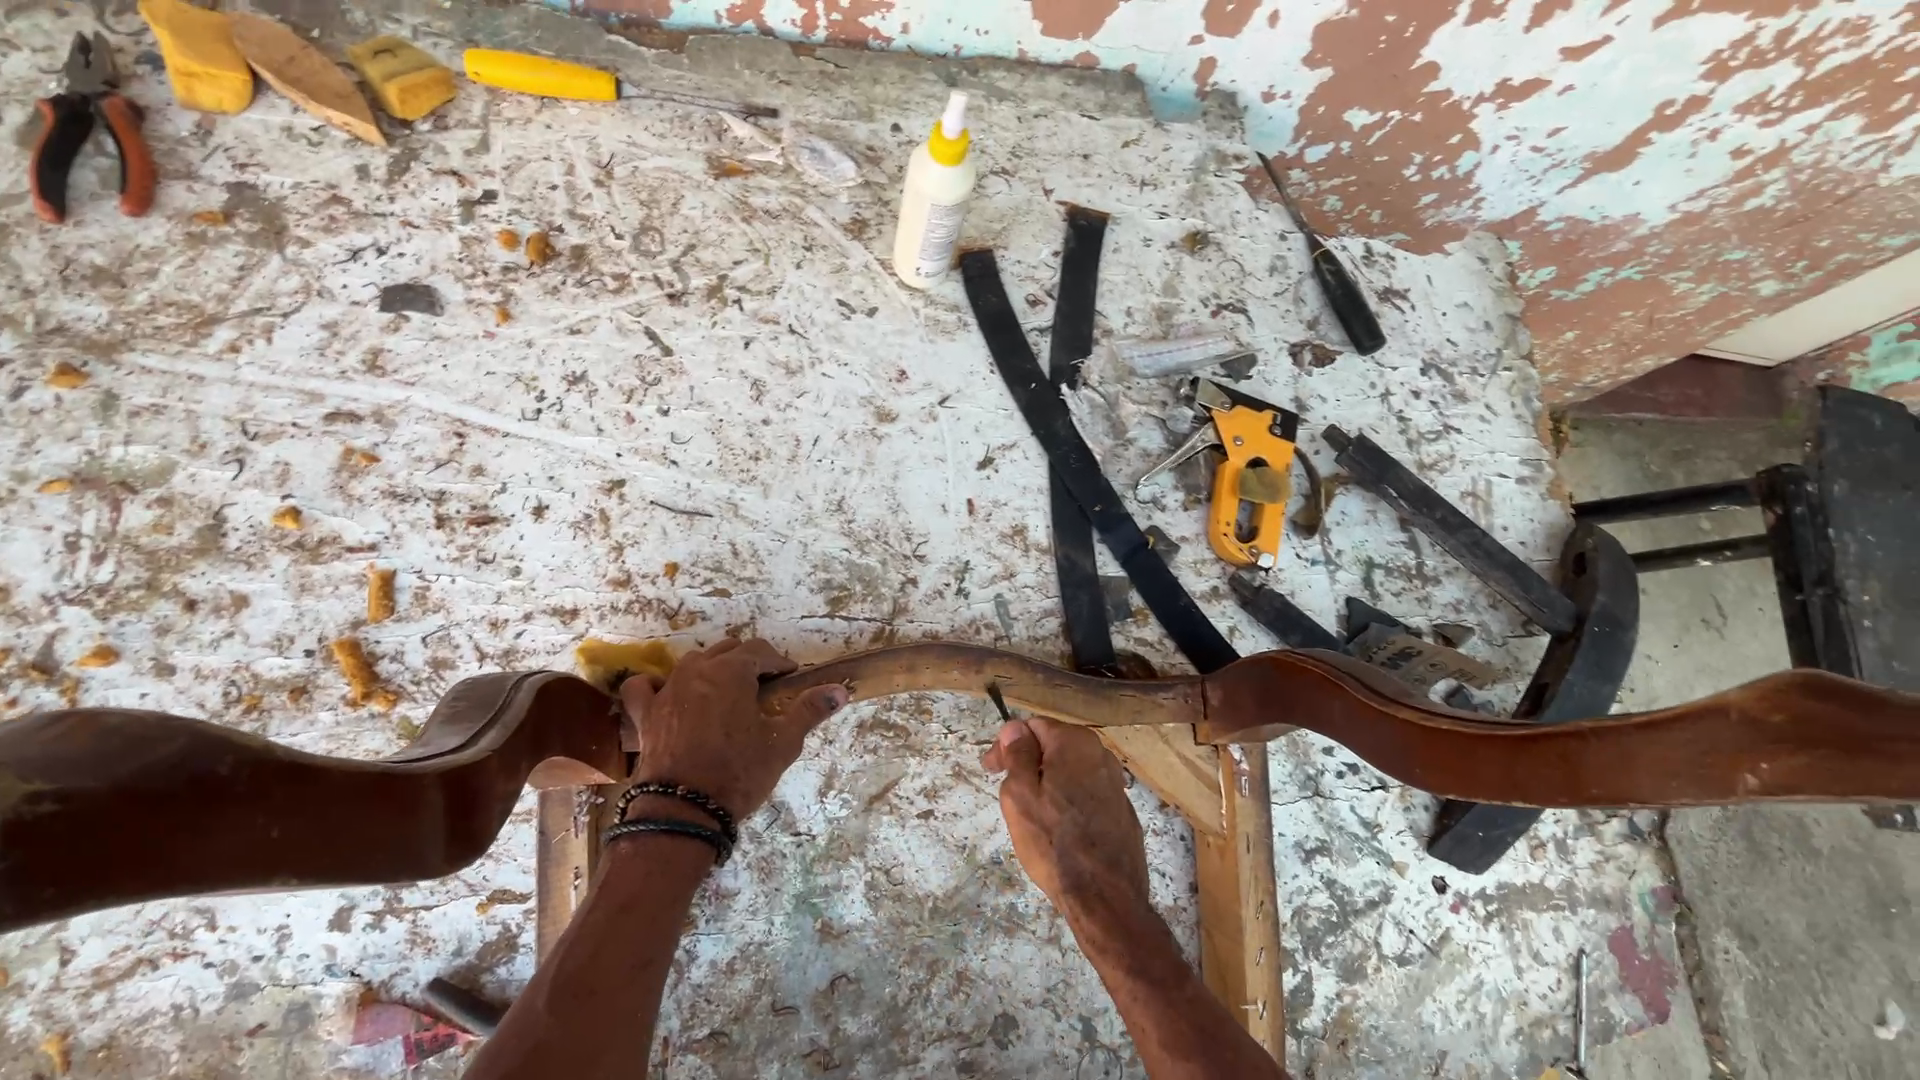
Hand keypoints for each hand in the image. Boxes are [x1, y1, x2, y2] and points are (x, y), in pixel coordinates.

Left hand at [619, 638, 846, 819]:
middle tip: (764, 686)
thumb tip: (840, 690)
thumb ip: (809, 711)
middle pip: (727, 651)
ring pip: (692, 663)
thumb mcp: (782, 743)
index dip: (779, 662)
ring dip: (712, 669)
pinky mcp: (645, 714)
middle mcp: (697, 671)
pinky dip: (656, 685)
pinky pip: (644, 686)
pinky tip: (668, 695)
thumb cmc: (739, 773)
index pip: (760, 651)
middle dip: (748, 662)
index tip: (790, 677)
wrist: (683, 810)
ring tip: (727, 692)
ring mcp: (667, 691)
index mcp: (731, 672)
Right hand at [982, 718, 1152, 927]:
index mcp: (1075, 742)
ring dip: (1048, 782)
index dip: (1007, 745)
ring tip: (1032, 813)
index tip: (991, 771)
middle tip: (1008, 793)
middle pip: (1054, 746)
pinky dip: (1069, 799)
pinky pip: (1087, 793)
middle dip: (1028, 763)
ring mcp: (1116, 783)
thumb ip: (1018, 754)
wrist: (1104, 896)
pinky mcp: (1122, 811)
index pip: (1032, 726)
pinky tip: (1059, 827)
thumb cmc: (1053, 842)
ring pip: (1070, 771)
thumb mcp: (1020, 794)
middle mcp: (1101, 754)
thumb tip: (1016, 728)